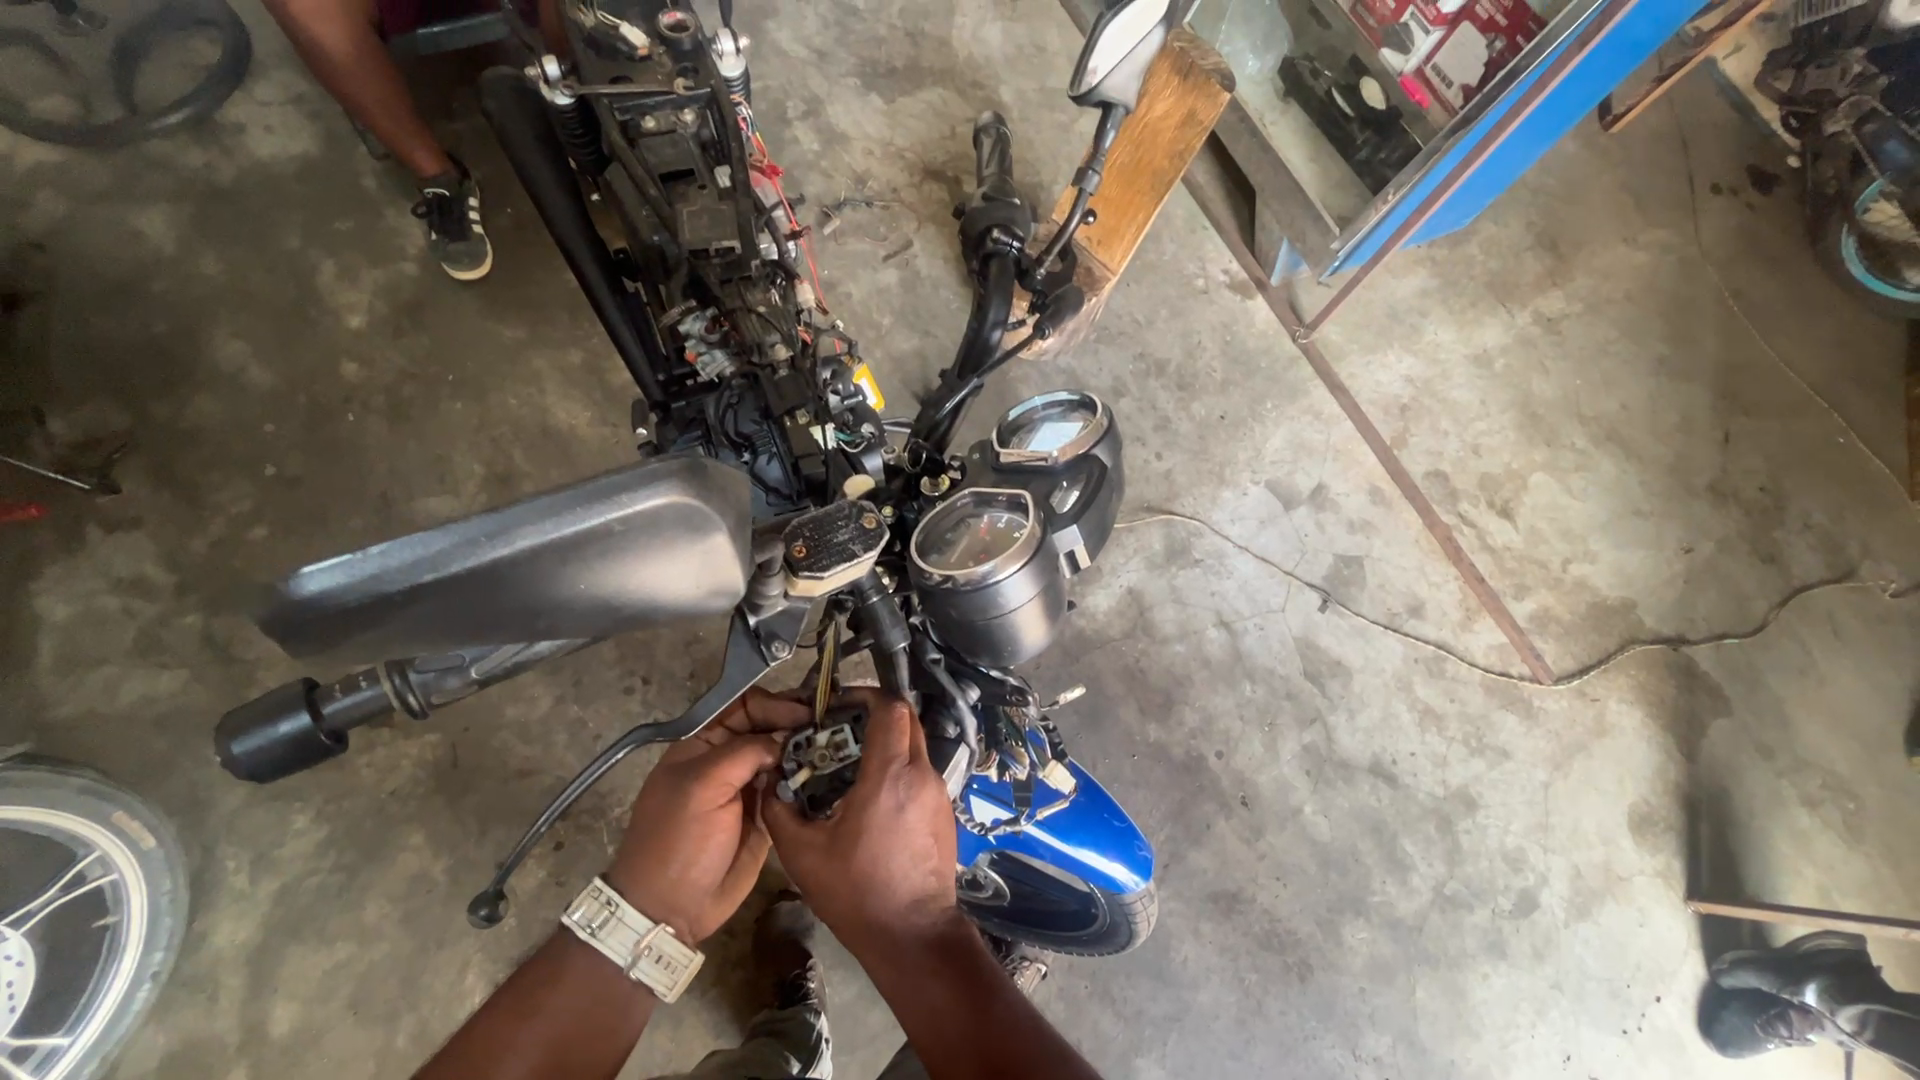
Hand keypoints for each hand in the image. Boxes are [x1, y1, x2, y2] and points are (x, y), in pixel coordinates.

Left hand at [604, 688, 811, 943]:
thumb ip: (745, 752)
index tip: (807, 711)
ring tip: (841, 744)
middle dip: (797, 722)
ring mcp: (750, 788)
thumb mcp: (702, 785)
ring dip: (808, 749)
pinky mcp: (768, 815)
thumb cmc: (677, 840)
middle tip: (833, 724)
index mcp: (703, 743)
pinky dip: (810, 779)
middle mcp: (729, 760)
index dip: (775, 704)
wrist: (671, 908)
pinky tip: (834, 772)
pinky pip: (792, 787)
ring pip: (785, 756)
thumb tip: (785, 740)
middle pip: (769, 727)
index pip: (745, 706)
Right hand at [762, 689, 959, 959]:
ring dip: (889, 744)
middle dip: (877, 715)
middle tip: (844, 730)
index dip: (867, 695)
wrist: (913, 934)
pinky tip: (874, 799)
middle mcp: (921, 775)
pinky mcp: (945, 813)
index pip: (891, 708)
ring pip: (917, 747)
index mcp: (889, 775)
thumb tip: (768, 783)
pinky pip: (922, 774)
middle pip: (908, 720)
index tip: (840, 705)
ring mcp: (939, 793)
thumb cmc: (857, 892)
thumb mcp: (803, 854)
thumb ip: (780, 811)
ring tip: (853, 766)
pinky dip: (900, 770)